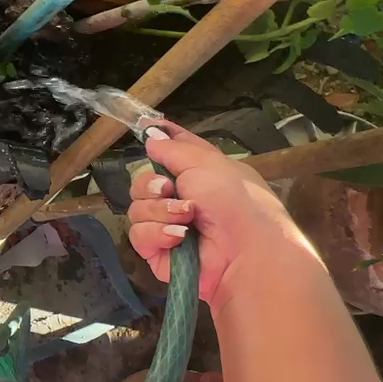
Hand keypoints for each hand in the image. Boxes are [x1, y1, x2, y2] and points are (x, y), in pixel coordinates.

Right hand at [125, 122, 318, 307]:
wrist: (245, 253)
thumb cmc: (234, 201)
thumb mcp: (207, 163)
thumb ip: (173, 148)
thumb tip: (150, 137)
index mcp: (199, 175)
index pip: (171, 153)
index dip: (156, 141)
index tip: (142, 128)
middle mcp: (181, 199)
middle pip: (142, 183)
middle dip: (151, 185)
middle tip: (168, 189)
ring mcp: (167, 226)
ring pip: (137, 208)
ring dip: (160, 210)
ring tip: (186, 218)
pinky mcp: (158, 251)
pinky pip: (138, 234)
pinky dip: (157, 233)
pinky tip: (178, 237)